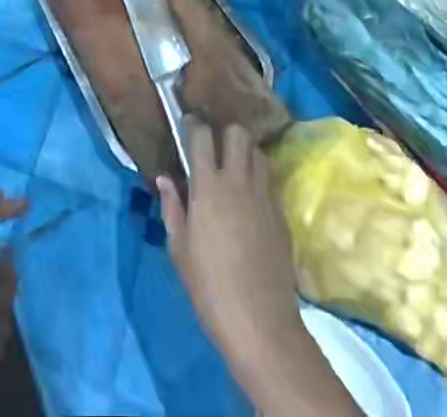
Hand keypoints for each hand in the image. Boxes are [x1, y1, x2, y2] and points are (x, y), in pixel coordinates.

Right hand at [158, 119, 300, 356]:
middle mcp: (239, 181)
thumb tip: (166, 179)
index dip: (193, 125)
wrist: (260, 320)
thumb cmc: (209, 286)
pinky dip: (258, 177)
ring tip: (232, 169)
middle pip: (238, 133)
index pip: (201, 136)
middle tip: (213, 148)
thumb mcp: (179, 249)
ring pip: (258, 153)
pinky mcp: (281, 212)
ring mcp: (264, 195)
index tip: (187, 126)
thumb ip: (172, 208)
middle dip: (225, 132)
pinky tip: (248, 197)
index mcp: (208, 187)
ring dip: (244, 153)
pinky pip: (269, 180)